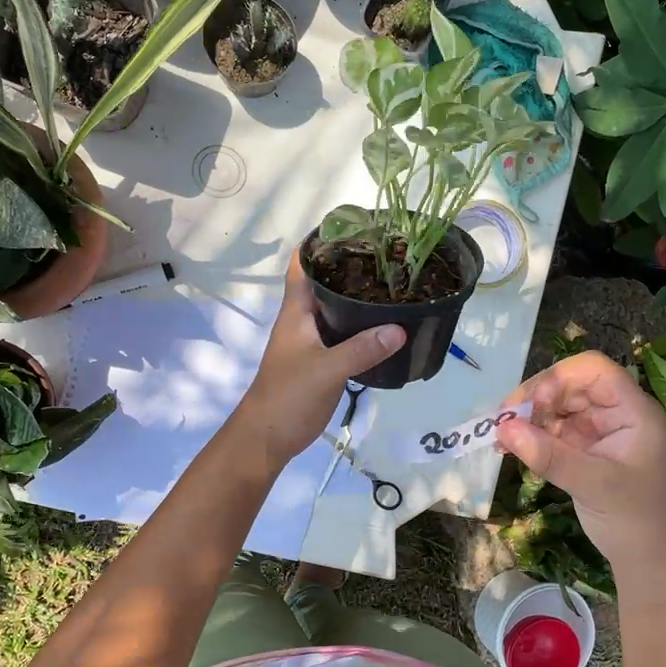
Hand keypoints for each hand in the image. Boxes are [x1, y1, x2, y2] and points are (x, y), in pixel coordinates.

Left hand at [233, 258, 404, 466]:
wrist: (266, 439)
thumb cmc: (287, 398)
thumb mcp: (326, 371)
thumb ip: (361, 350)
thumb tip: (400, 328)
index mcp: (296, 313)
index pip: (302, 265)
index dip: (320, 242)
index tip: (352, 227)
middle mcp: (303, 322)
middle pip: (324, 284)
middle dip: (350, 267)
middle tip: (388, 256)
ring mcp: (312, 344)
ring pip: (336, 311)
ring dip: (358, 299)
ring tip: (393, 285)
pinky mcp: (322, 364)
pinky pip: (344, 336)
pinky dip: (362, 328)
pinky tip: (386, 329)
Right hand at [496, 351, 665, 568]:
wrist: (651, 561)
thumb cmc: (636, 519)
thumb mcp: (594, 485)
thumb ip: (550, 456)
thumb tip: (503, 429)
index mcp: (633, 411)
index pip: (595, 370)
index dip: (560, 378)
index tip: (532, 403)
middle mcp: (616, 415)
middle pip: (571, 386)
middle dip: (537, 399)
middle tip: (504, 422)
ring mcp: (600, 433)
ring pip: (558, 408)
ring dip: (529, 418)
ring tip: (501, 438)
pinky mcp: (585, 452)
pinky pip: (554, 432)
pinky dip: (532, 437)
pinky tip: (510, 448)